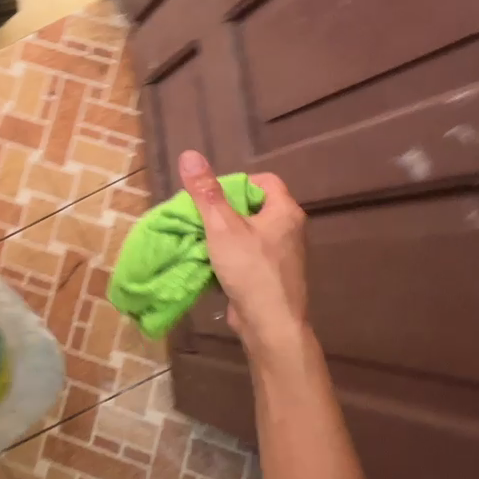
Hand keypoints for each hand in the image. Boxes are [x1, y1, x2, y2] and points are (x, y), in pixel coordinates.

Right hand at [177, 150, 308, 354]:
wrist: (270, 324)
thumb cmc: (250, 270)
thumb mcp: (221, 227)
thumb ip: (205, 192)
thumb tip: (189, 155)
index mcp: (285, 212)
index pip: (263, 181)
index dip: (235, 182)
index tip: (211, 196)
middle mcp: (289, 229)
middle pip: (252, 205)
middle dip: (223, 210)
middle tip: (199, 217)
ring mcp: (281, 253)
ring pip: (247, 230)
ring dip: (222, 233)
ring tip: (200, 238)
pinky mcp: (271, 273)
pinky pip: (247, 252)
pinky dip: (228, 253)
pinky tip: (210, 261)